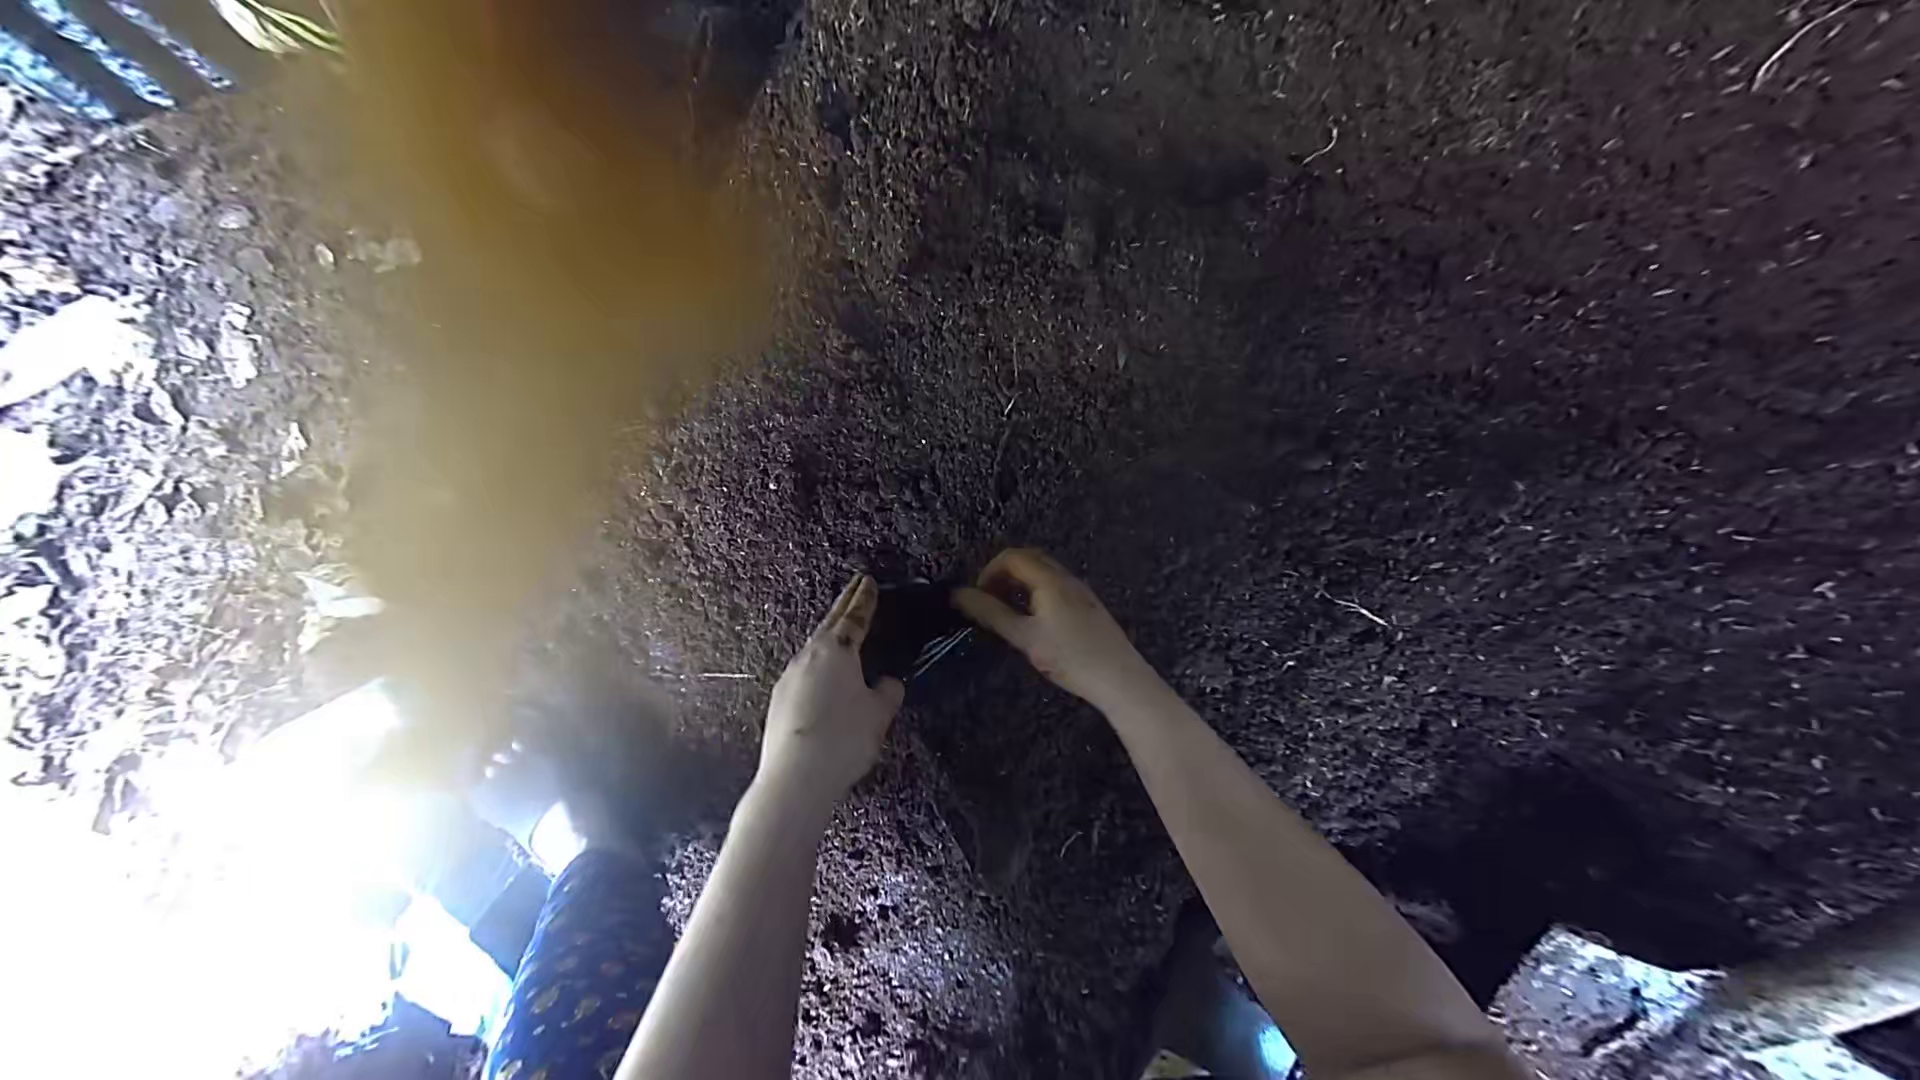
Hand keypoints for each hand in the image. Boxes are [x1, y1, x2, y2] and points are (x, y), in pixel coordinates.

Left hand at [758, 574, 905, 811]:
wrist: (795, 778)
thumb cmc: (844, 738)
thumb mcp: (879, 714)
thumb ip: (887, 692)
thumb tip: (887, 682)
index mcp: (837, 650)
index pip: (855, 617)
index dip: (865, 599)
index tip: (868, 582)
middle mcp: (809, 656)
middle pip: (830, 623)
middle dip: (845, 604)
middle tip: (856, 587)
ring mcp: (790, 677)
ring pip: (815, 647)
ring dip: (830, 634)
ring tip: (842, 629)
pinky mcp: (780, 700)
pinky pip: (805, 671)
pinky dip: (819, 662)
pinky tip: (824, 674)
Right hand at [952, 548, 1159, 708]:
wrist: (1120, 678)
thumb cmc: (1069, 657)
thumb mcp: (1024, 637)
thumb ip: (991, 613)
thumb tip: (959, 594)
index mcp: (1050, 579)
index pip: (1012, 556)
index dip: (989, 571)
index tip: (978, 596)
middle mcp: (1067, 578)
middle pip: (1029, 559)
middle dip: (1003, 574)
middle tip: (990, 601)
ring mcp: (1081, 590)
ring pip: (1043, 573)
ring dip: (1020, 584)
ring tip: (1008, 612)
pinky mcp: (1088, 605)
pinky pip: (1056, 586)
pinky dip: (1036, 592)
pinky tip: (1034, 621)